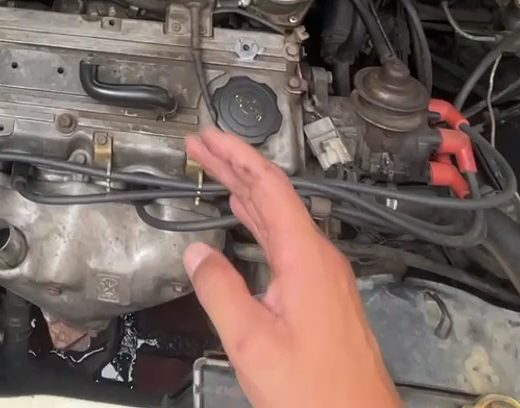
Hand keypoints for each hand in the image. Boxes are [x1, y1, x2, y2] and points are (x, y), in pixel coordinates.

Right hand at [182, 128, 399, 407]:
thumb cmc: (317, 395)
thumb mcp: (252, 343)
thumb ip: (219, 291)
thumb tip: (197, 253)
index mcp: (305, 257)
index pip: (268, 185)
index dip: (235, 154)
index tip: (208, 137)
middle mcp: (319, 258)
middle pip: (272, 195)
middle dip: (233, 165)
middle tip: (200, 147)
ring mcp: (323, 276)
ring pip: (278, 216)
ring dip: (243, 190)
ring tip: (213, 171)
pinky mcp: (321, 294)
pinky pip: (284, 239)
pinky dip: (256, 217)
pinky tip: (243, 215)